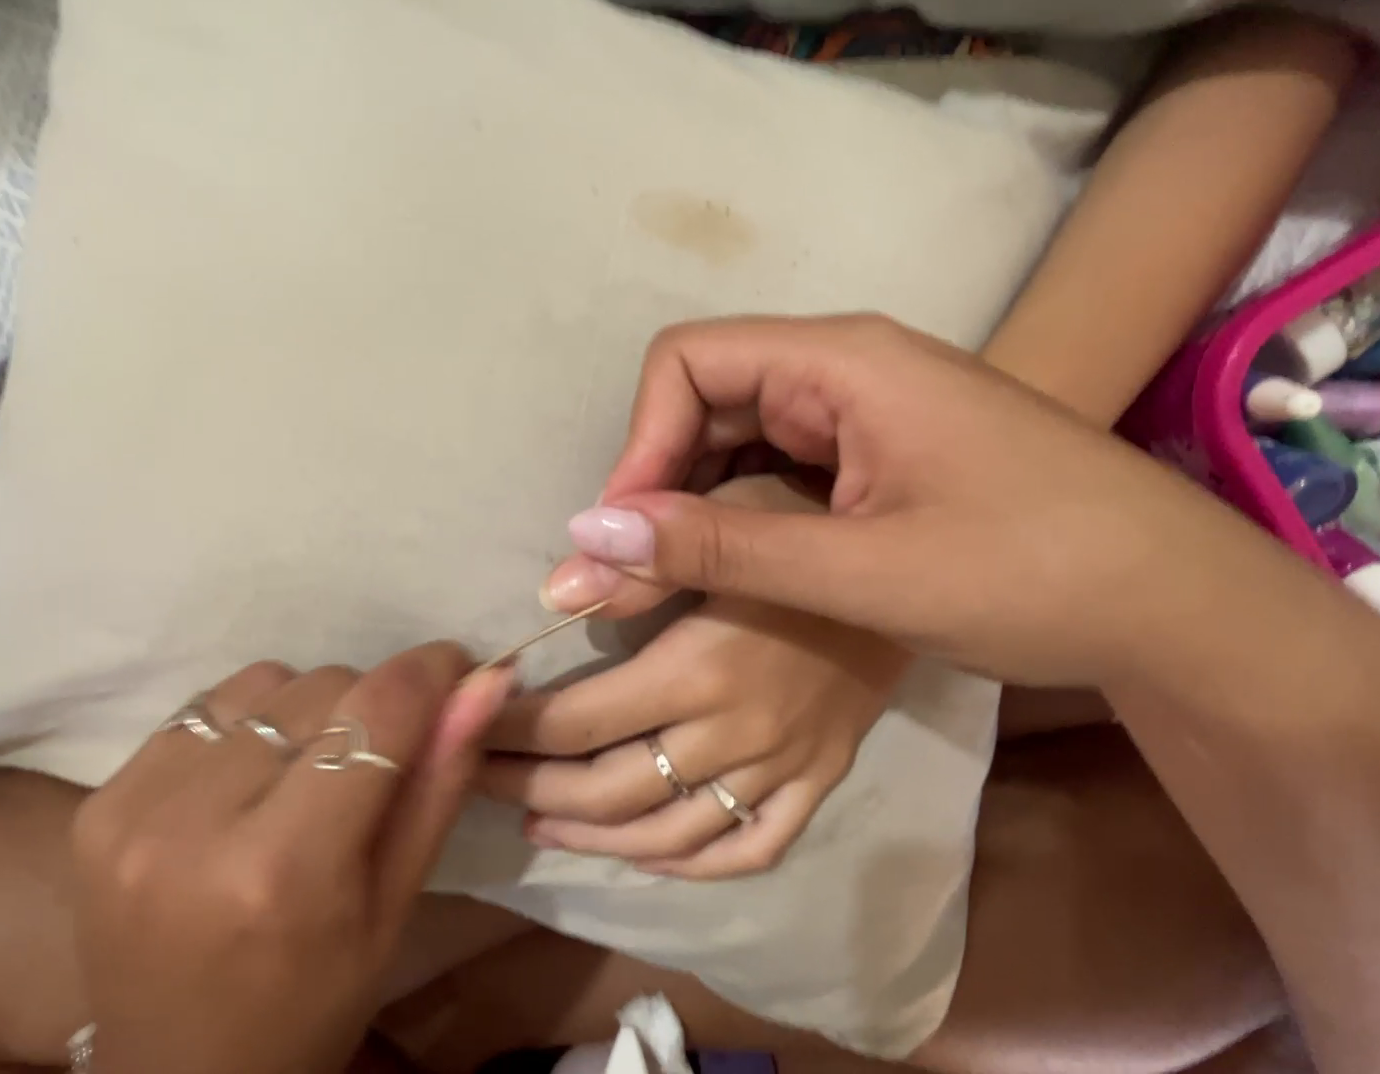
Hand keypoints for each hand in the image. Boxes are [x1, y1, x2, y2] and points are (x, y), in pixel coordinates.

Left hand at [71, 645, 514, 1073]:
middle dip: (369, 707)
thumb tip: (485, 680)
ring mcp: (134, 808)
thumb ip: (441, 784)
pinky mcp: (98, 801)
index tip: (458, 667)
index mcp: (287, 870)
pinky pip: (204, 706)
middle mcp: (197, 825)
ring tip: (306, 776)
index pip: (375, 714)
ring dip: (306, 710)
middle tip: (374, 763)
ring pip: (264, 683)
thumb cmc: (314, 1004)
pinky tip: (247, 783)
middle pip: (322, 686)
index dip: (429, 672)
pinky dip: (246, 725)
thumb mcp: (396, 906)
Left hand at [478, 476, 908, 878]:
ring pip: (669, 833)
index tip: (466, 723)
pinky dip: (689, 864)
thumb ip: (638, 564)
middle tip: (476, 779)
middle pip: (610, 788)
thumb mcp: (724, 515)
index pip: (579, 721)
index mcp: (702, 670)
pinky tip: (643, 855)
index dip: (511, 730)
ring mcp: (781, 770)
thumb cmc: (808, 519)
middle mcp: (736, 736)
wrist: (913, 557)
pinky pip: (749, 847)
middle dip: (529, 789)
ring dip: (591, 835)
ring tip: (536, 824)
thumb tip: (552, 594)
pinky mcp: (819, 784)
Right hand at [540, 314, 1266, 687]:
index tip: (624, 537)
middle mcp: (846, 369)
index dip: (639, 443)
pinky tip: (734, 567)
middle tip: (640, 571)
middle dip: (658, 478)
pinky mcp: (877, 457)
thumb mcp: (861, 571)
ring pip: (736, 436)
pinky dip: (739, 513)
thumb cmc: (1032, 575)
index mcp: (844, 361)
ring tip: (676, 578)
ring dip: (694, 501)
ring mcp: (864, 413)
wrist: (1177, 611)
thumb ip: (720, 548)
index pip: (689, 361)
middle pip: (705, 395)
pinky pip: (776, 467)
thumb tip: (585, 535)